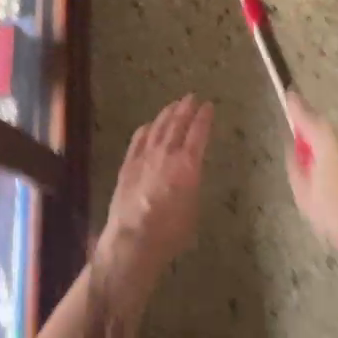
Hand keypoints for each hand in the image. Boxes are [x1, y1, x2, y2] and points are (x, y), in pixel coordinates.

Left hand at [97, 95, 213, 294]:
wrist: (133, 239)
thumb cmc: (170, 233)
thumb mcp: (193, 210)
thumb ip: (192, 185)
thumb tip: (189, 175)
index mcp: (188, 165)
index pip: (198, 133)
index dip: (204, 118)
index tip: (209, 106)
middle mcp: (167, 154)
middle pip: (177, 123)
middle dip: (186, 108)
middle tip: (192, 97)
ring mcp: (145, 156)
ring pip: (158, 127)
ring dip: (167, 114)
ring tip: (174, 104)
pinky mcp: (128, 164)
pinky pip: (138, 139)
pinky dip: (146, 129)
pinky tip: (149, 125)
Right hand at [285, 92, 337, 259]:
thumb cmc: (337, 213)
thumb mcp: (304, 194)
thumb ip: (295, 166)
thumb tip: (292, 148)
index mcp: (327, 141)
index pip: (306, 116)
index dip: (295, 106)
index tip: (289, 94)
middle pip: (324, 132)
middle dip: (312, 140)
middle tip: (301, 159)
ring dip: (327, 157)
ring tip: (320, 183)